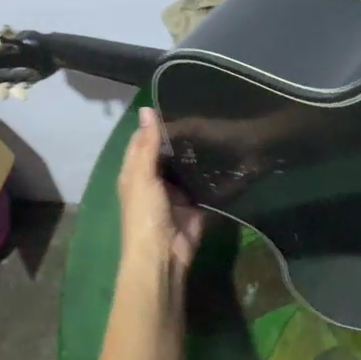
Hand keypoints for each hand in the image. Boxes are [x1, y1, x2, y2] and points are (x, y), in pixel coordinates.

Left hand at [117, 106, 205, 275]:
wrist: (163, 256)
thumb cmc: (144, 214)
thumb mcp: (142, 177)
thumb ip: (147, 144)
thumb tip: (146, 109)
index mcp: (135, 172)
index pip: (143, 140)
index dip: (155, 124)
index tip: (176, 104)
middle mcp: (155, 179)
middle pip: (167, 152)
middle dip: (181, 136)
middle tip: (203, 111)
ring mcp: (176, 191)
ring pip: (186, 165)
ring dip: (197, 152)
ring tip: (217, 126)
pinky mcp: (194, 202)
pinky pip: (203, 182)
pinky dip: (211, 171)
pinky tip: (225, 152)